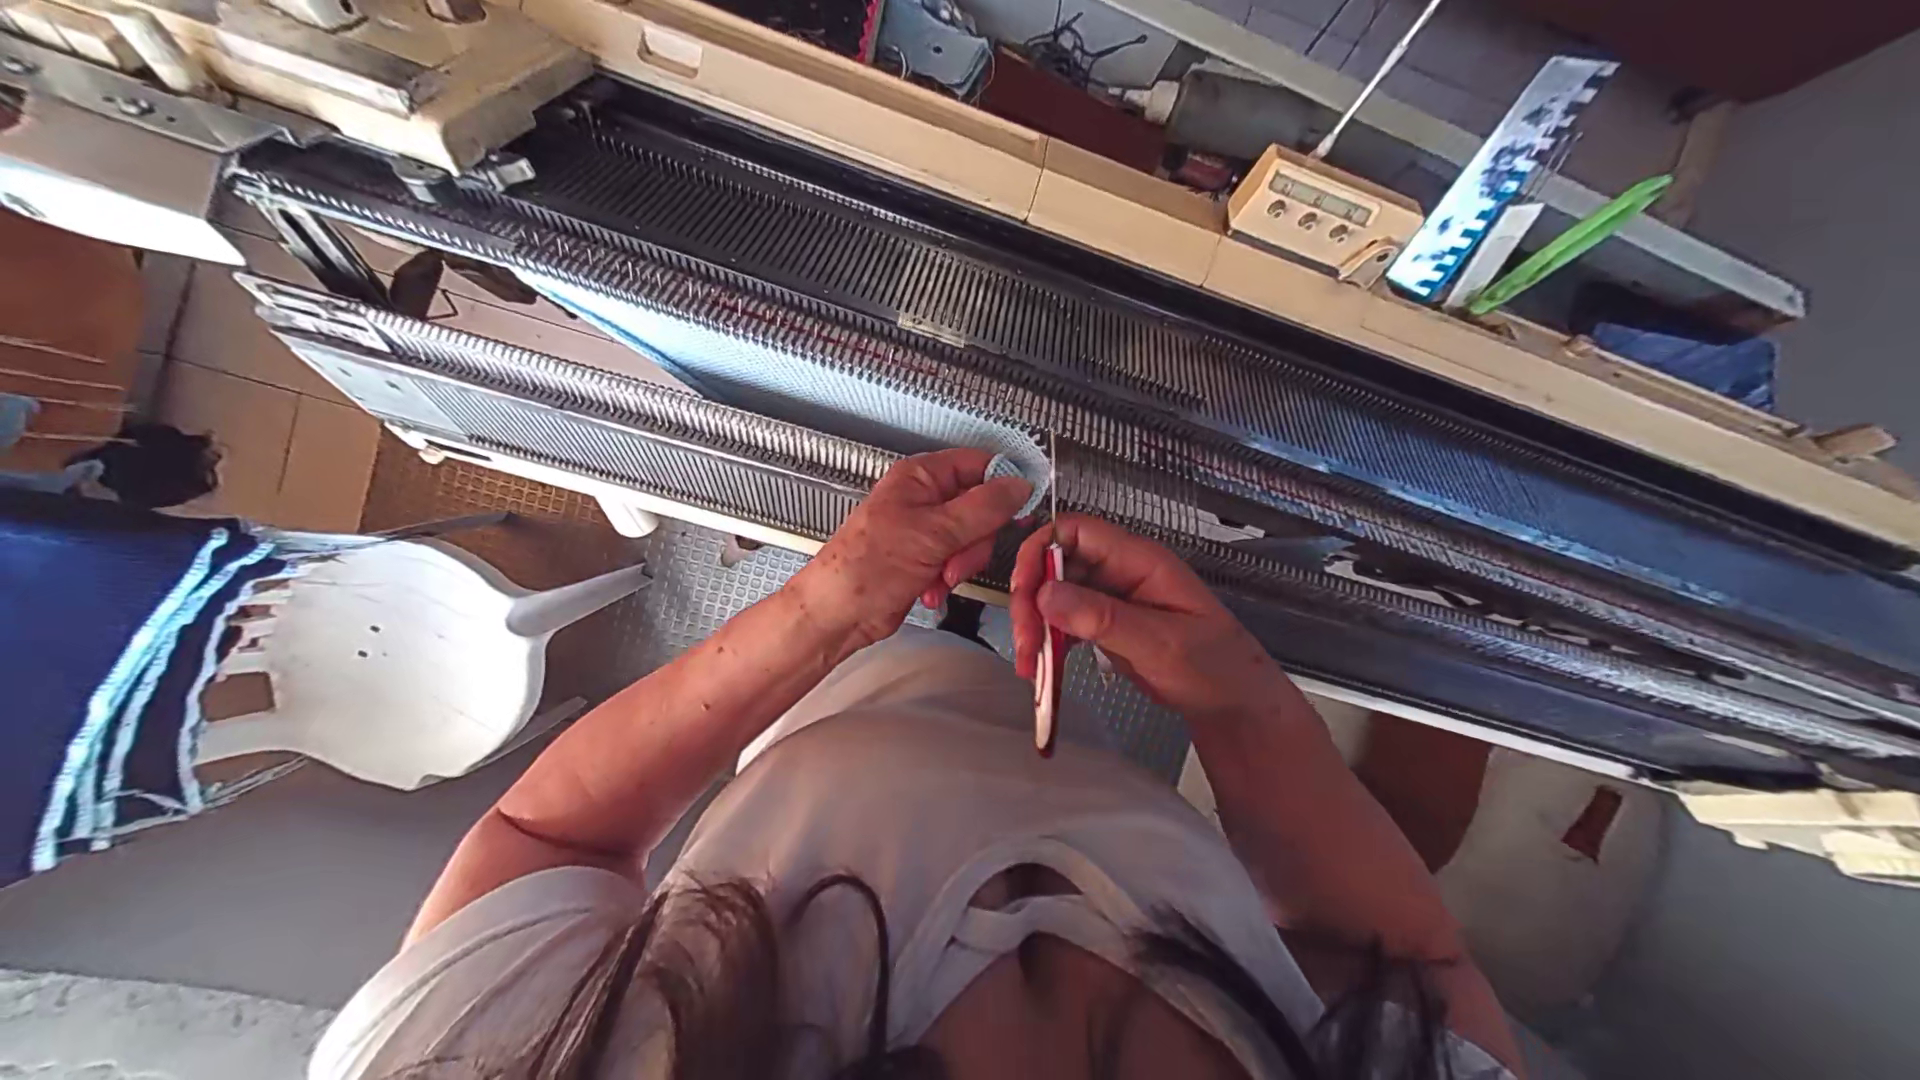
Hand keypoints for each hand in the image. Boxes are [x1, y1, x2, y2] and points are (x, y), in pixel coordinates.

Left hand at [791, 449, 1030, 649]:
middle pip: (982, 507)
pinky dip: (950, 578)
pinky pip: (958, 561)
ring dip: (962, 563)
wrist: (840, 614)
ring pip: (973, 539)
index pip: (979, 464)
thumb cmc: (865, 567)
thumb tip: (1017, 487)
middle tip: (959, 555)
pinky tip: (931, 587)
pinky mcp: (926, 558)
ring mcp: (926, 530)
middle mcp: (924, 499)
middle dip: (976, 539)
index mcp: (921, 477)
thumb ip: (983, 508)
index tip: (1020, 506)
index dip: (1004, 485)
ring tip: (940, 575)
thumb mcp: (934, 532)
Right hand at [1011, 514, 1298, 721]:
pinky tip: (1041, 668)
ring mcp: (1109, 599)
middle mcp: (1118, 571)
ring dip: (1034, 626)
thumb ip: (1103, 617)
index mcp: (1137, 559)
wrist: (1233, 705)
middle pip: (1056, 564)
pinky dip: (1047, 642)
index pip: (1076, 531)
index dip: (1041, 550)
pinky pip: (1063, 622)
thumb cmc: (1213, 666)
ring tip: (1029, 665)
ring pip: (1053, 596)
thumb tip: (1044, 594)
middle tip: (1025, 643)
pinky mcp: (1103, 625)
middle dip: (1031, 600)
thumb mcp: (1161, 642)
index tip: (1023, 590)